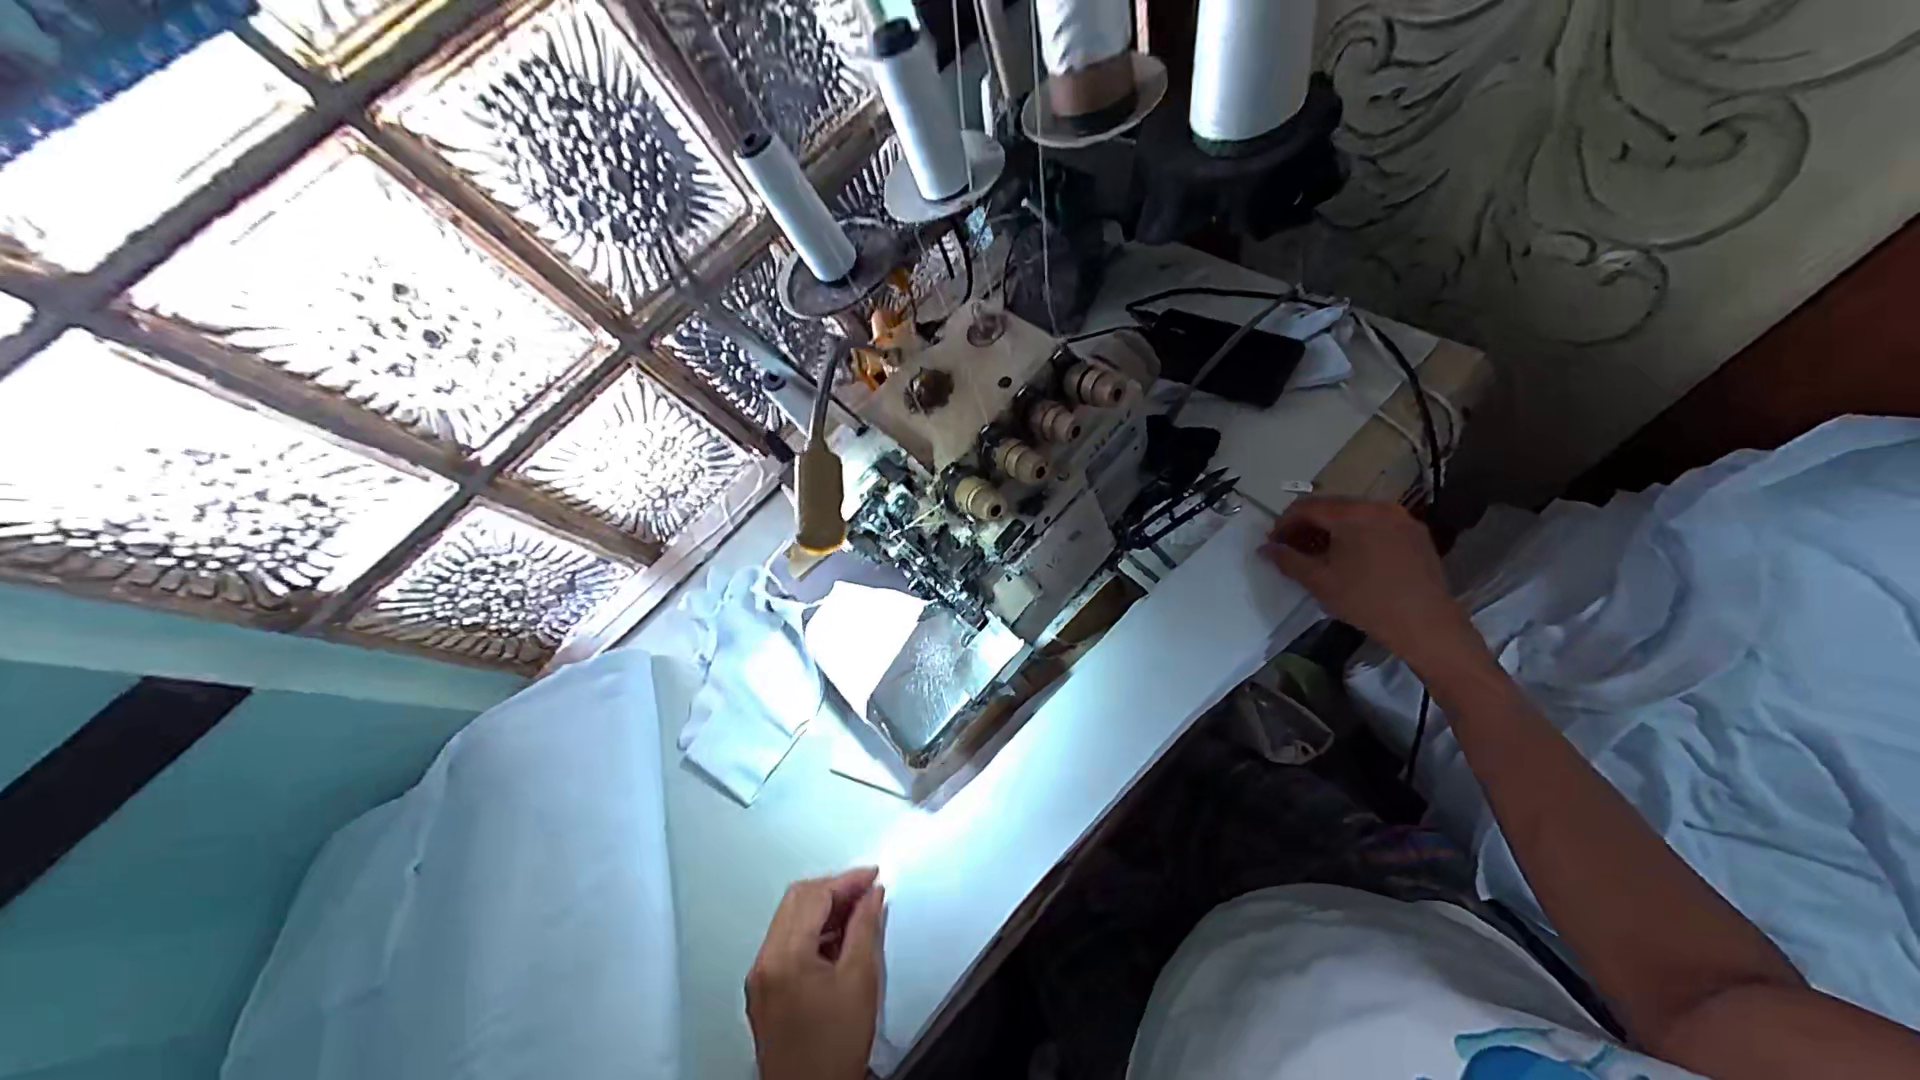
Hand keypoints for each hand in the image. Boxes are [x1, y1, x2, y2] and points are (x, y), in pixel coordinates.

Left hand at [747, 868, 885, 1079]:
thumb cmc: (835, 1049)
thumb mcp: (861, 979)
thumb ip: (866, 927)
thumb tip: (871, 894)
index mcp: (785, 956)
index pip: (815, 896)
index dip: (848, 880)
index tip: (873, 876)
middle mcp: (764, 961)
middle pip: (797, 901)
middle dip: (834, 890)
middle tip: (866, 891)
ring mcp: (760, 977)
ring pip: (790, 918)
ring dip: (823, 909)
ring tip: (857, 913)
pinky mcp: (763, 991)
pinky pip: (785, 942)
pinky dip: (812, 931)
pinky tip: (837, 939)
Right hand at [1260, 497, 1485, 673]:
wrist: (1425, 623)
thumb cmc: (1365, 600)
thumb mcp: (1318, 581)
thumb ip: (1287, 559)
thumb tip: (1265, 548)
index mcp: (1351, 514)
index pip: (1306, 508)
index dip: (1283, 523)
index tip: (1273, 543)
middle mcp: (1378, 507)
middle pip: (1331, 506)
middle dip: (1307, 524)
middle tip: (1292, 548)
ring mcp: (1401, 518)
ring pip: (1354, 514)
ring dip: (1331, 529)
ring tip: (1319, 553)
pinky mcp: (1415, 533)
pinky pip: (1376, 524)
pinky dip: (1356, 534)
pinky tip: (1350, 557)